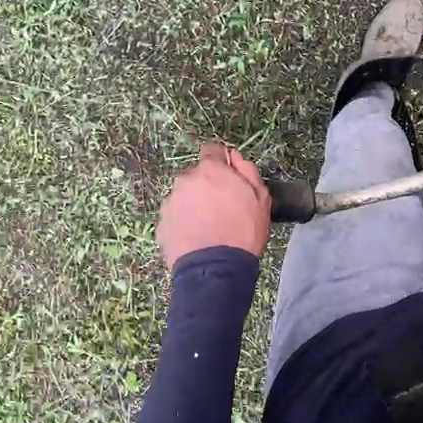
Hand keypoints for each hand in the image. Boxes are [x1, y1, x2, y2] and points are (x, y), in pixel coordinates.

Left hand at [155, 142, 271, 267]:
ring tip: (209, 226)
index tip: (229, 177)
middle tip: (222, 207)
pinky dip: (184, 222)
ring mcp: (170, 203)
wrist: (216, 272)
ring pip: (185, 196)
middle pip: (197, 175)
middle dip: (208, 185)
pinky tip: (197, 237)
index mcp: (209, 169)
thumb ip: (247, 170)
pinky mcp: (161, 225)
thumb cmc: (244, 231)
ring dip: (194, 204)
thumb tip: (233, 157)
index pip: (212, 150)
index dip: (222, 162)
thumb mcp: (260, 197)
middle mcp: (185, 181)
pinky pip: (175, 216)